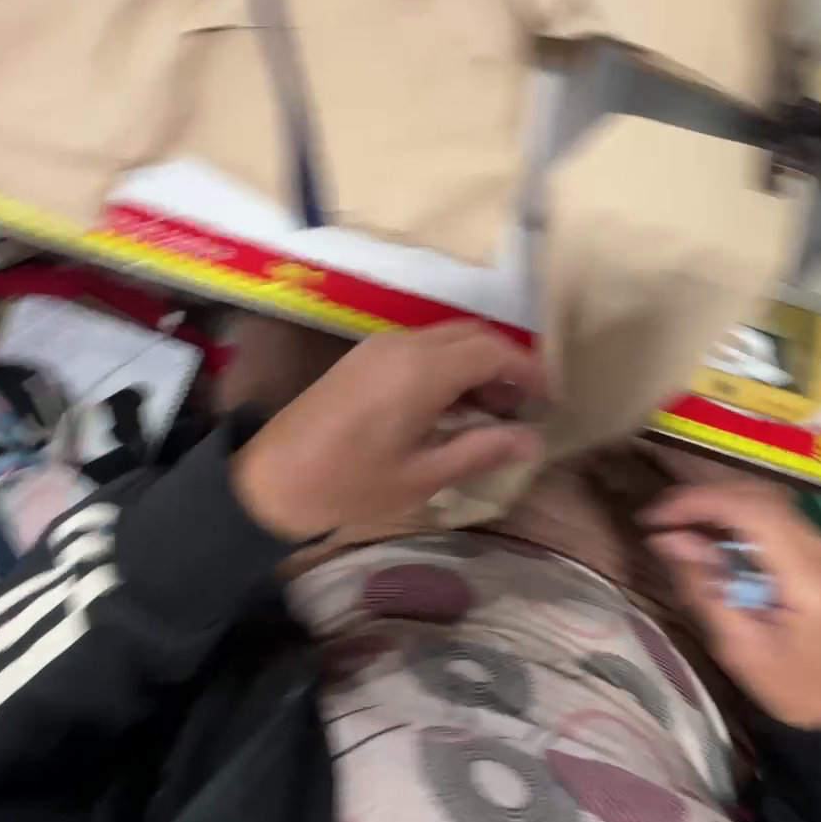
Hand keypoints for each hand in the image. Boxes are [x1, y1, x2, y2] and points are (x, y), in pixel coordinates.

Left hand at [232, 321, 548, 540]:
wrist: (270, 480)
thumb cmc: (349, 485)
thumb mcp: (422, 476)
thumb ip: (481, 451)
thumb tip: (534, 440)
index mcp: (422, 371)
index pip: (493, 351)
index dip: (528, 371)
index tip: (549, 400)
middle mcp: (404, 345)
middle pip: (473, 336)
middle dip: (506, 364)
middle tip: (523, 407)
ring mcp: (380, 346)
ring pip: (447, 339)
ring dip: (477, 365)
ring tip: (493, 413)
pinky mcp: (365, 357)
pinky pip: (422, 348)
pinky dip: (448, 367)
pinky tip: (452, 407)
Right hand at [643, 483, 820, 728]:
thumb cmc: (786, 691)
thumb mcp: (736, 647)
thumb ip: (703, 586)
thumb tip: (666, 538)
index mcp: (812, 579)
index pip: (753, 512)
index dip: (700, 503)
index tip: (656, 516)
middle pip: (762, 498)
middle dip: (706, 499)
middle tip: (664, 518)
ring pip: (769, 502)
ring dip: (722, 504)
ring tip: (682, 523)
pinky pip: (779, 520)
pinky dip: (740, 518)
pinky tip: (713, 534)